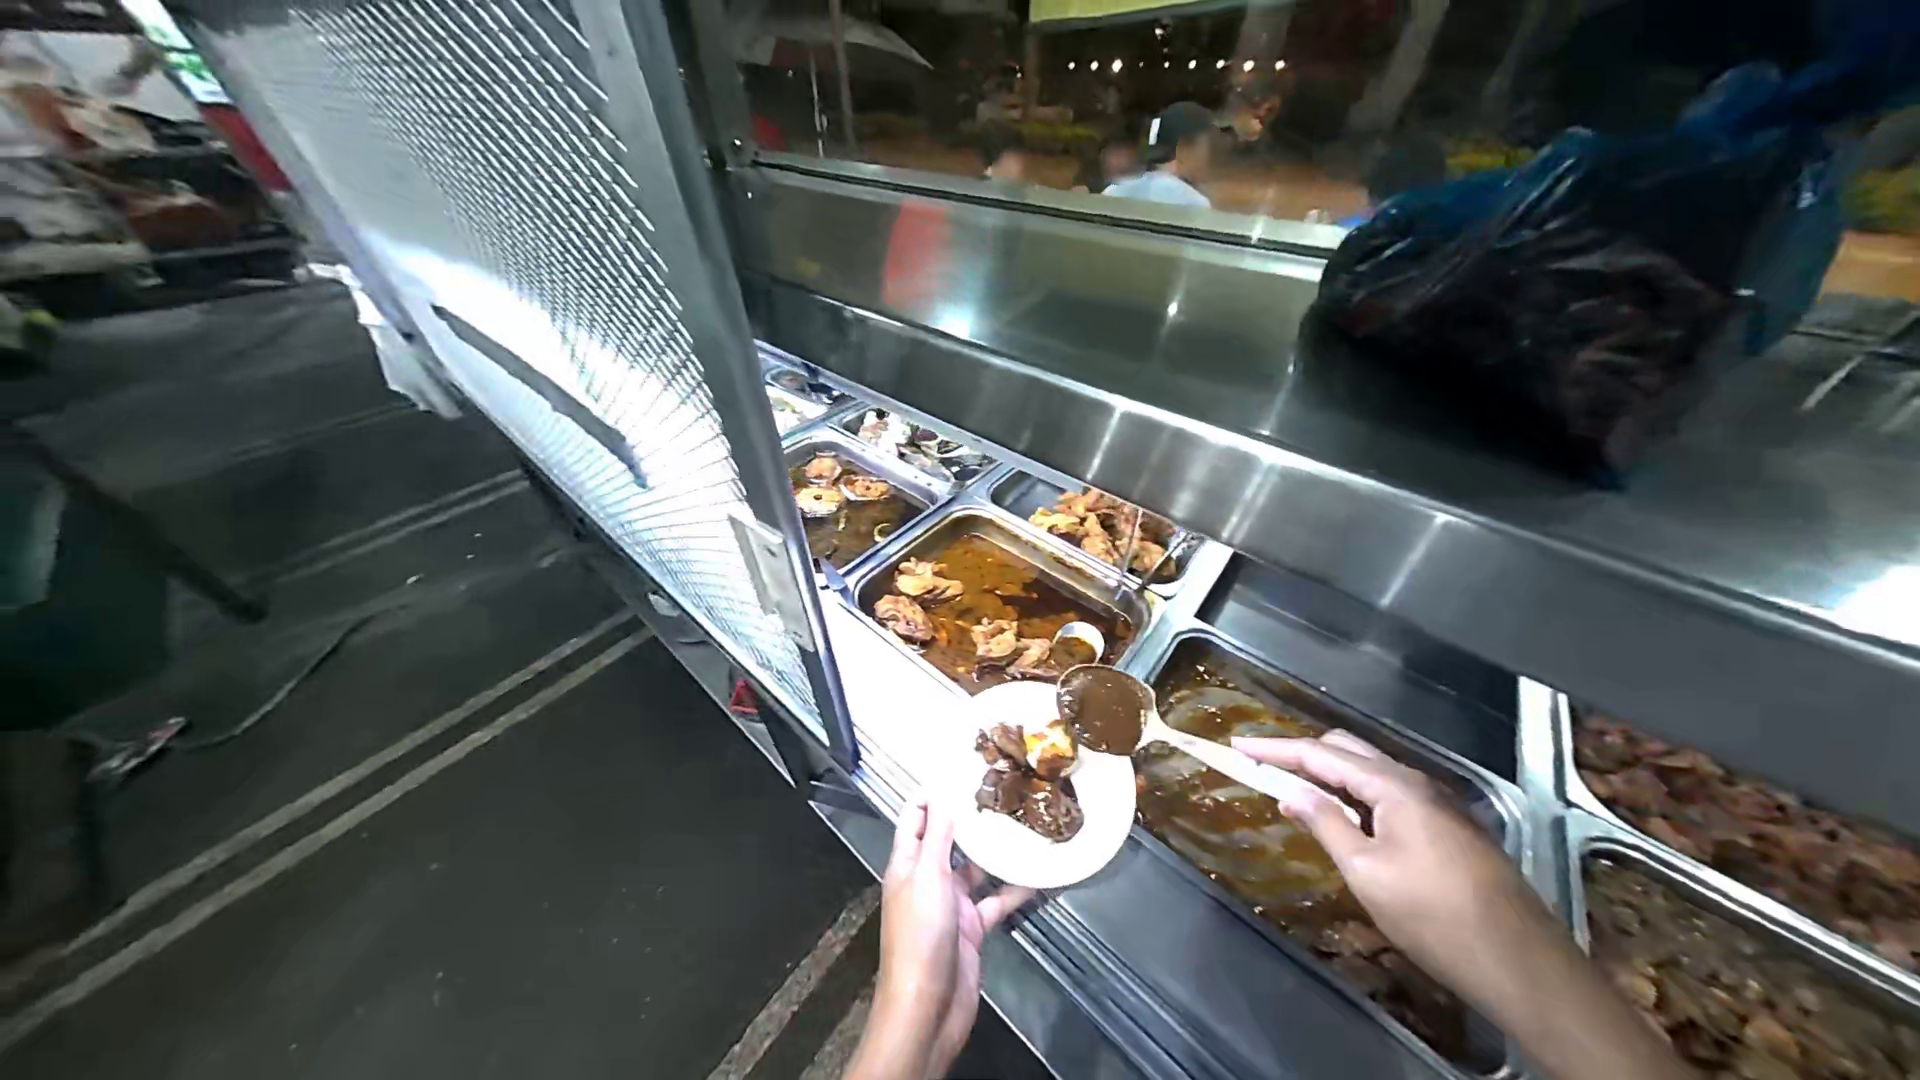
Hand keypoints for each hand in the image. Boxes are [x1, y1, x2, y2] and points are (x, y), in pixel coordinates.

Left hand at [846, 799, 1032, 1079]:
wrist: (929, 1008)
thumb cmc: (920, 935)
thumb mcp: (927, 875)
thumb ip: (936, 835)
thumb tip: (938, 793)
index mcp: (907, 864)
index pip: (914, 819)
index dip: (930, 795)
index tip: (955, 772)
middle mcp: (927, 879)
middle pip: (946, 840)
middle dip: (968, 818)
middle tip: (999, 791)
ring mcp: (950, 904)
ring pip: (975, 868)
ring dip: (994, 852)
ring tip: (1021, 824)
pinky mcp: (971, 928)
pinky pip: (996, 901)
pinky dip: (1014, 889)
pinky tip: (1037, 875)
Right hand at [1232, 730, 1540, 997]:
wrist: (1526, 968)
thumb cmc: (1435, 918)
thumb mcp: (1367, 872)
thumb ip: (1325, 823)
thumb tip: (1291, 792)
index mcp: (1394, 786)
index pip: (1320, 753)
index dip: (1275, 749)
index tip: (1238, 746)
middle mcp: (1417, 783)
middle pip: (1346, 750)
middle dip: (1301, 752)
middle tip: (1262, 764)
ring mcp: (1437, 803)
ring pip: (1369, 770)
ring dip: (1327, 772)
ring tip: (1292, 785)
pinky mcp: (1448, 826)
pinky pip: (1388, 792)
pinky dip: (1353, 791)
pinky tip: (1342, 813)